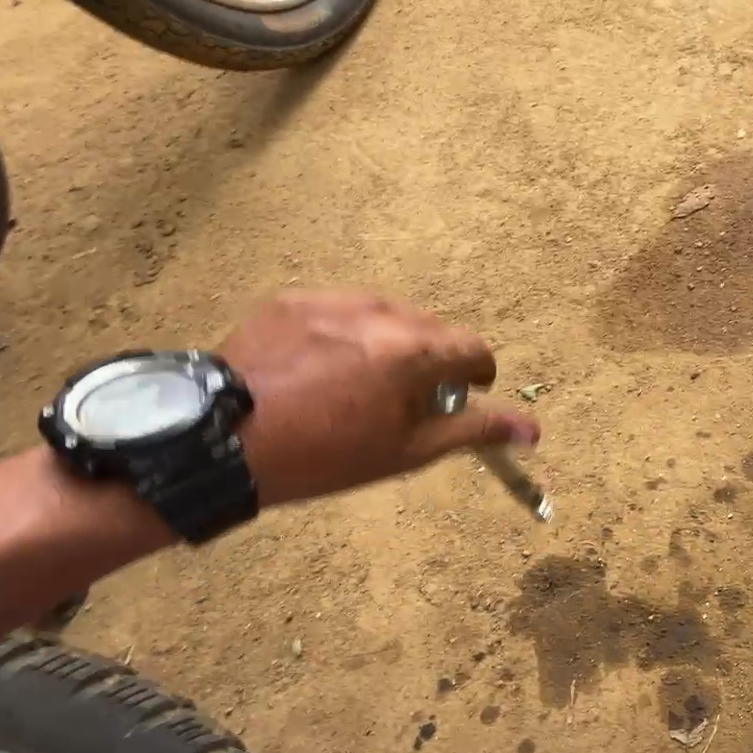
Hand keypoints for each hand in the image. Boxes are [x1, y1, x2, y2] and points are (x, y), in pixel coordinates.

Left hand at [216, 291, 538, 505]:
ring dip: (393, 342)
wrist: (219, 441)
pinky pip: (344, 310)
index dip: (476, 377)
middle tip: (405, 398)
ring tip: (359, 380)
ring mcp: (335, 301)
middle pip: (435, 331)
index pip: (475, 351)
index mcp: (416, 352)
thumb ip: (475, 430)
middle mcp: (383, 314)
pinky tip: (320, 366)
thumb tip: (533, 430)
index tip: (462, 397)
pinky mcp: (295, 298)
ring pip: (391, 316)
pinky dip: (348, 332)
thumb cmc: (325, 454)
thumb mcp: (409, 451)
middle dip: (434, 361)